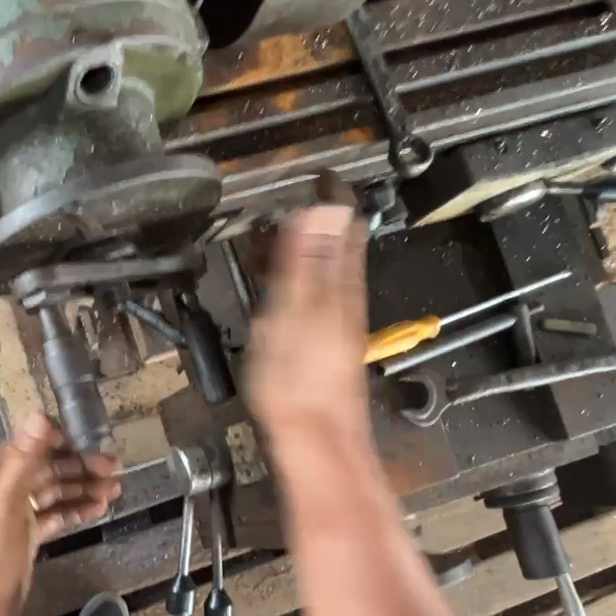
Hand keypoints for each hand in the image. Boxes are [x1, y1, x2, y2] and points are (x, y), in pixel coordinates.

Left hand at [0, 416, 120, 615]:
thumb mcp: (4, 502)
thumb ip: (22, 459)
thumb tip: (39, 415)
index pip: (32, 445)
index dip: (61, 440)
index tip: (92, 440)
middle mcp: (6, 489)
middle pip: (49, 468)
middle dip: (81, 466)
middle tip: (116, 468)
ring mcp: (17, 515)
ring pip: (56, 493)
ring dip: (84, 488)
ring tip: (116, 488)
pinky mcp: (28, 538)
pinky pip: (57, 517)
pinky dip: (77, 511)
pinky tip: (99, 509)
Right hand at [247, 203, 372, 449]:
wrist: (313, 440)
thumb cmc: (299, 383)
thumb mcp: (294, 315)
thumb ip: (305, 263)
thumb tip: (322, 209)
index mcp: (338, 286)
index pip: (342, 225)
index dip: (330, 195)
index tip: (314, 175)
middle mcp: (342, 300)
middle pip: (335, 246)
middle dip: (313, 221)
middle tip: (287, 205)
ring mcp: (334, 324)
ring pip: (323, 273)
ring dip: (301, 251)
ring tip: (273, 242)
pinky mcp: (321, 346)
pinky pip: (312, 300)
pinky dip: (294, 283)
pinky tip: (278, 292)